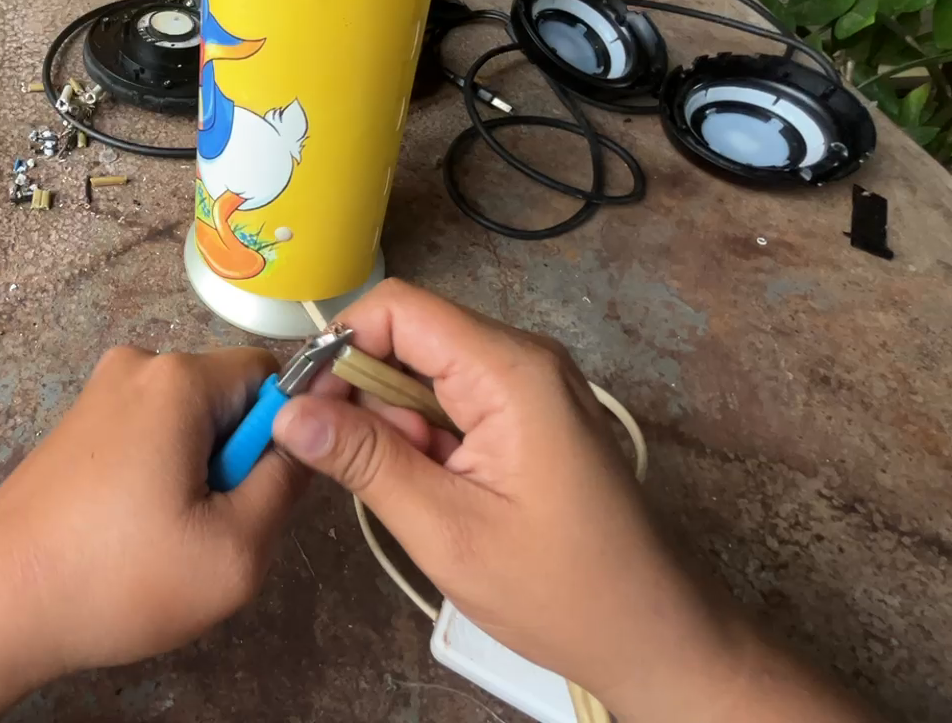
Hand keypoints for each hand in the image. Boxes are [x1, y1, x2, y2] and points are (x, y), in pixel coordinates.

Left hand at [0, 346, 306, 722]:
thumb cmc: (120, 576)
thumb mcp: (235, 550)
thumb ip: (286, 484)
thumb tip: (306, 436)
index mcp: (176, 377)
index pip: (268, 373)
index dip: (284, 430)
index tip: (262, 489)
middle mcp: (136, 363)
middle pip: (224, 395)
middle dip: (234, 454)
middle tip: (212, 524)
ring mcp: (98, 388)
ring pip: (187, 417)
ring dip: (196, 465)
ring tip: (166, 532)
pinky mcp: (77, 419)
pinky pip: (147, 428)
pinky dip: (158, 467)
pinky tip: (130, 525)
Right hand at [272, 279, 875, 722]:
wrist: (663, 643)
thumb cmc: (562, 593)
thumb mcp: (447, 530)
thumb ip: (363, 460)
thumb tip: (288, 413)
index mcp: (508, 370)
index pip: (397, 308)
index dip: (341, 344)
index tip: (311, 407)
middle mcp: (518, 356)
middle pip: (405, 335)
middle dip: (363, 390)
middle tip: (353, 460)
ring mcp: (524, 381)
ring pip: (418, 367)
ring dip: (390, 419)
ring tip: (411, 487)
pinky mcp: (521, 408)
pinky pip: (443, 394)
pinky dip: (417, 433)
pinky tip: (432, 483)